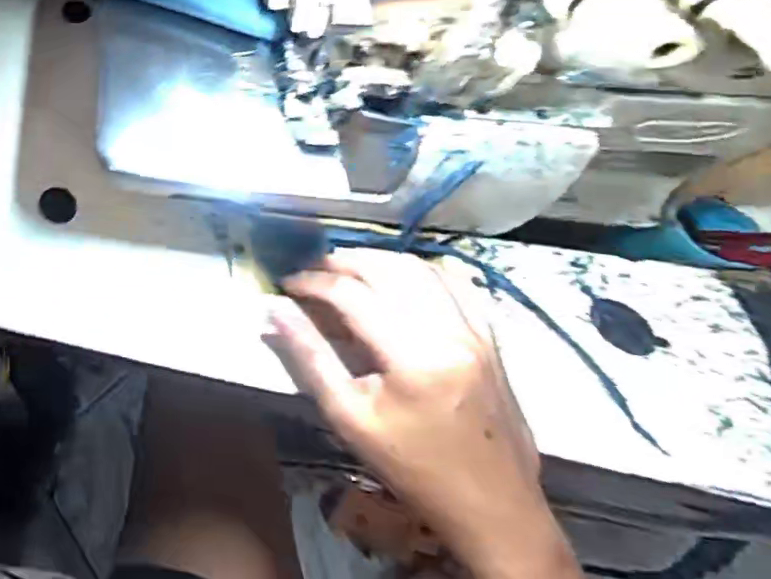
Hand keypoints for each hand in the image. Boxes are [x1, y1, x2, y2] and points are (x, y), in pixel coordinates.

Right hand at [264, 249, 578, 578]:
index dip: (311, 282)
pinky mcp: (490, 338)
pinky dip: (418, 271)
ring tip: (347, 272)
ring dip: (377, 260)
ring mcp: (475, 332)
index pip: (350, 293)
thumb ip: (309, 355)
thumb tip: (274, 308)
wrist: (495, 510)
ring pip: (419, 268)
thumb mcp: (348, 417)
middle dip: (341, 262)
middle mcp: (449, 333)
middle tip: (312, 273)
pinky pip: (455, 282)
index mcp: (413, 357)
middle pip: (385, 269)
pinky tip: (396, 280)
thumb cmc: (413, 467)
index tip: (287, 286)